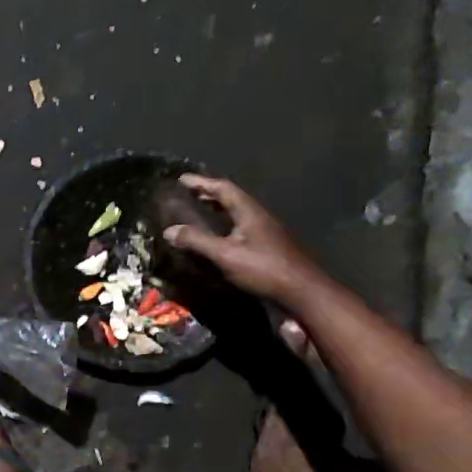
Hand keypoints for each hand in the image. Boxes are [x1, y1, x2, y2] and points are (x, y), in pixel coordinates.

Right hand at [162, 174, 322, 301]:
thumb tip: (169, 230)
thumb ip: (197, 241)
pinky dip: (222, 225)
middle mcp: (258, 218)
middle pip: (231, 199)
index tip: (182, 179)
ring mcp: (264, 232)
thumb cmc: (264, 268)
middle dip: (208, 194)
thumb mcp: (225, 254)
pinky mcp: (264, 247)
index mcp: (250, 213)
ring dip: (216, 209)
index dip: (202, 182)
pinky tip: (214, 235)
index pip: (224, 189)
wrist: (301, 291)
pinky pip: (238, 228)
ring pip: (236, 213)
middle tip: (187, 194)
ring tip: (196, 211)